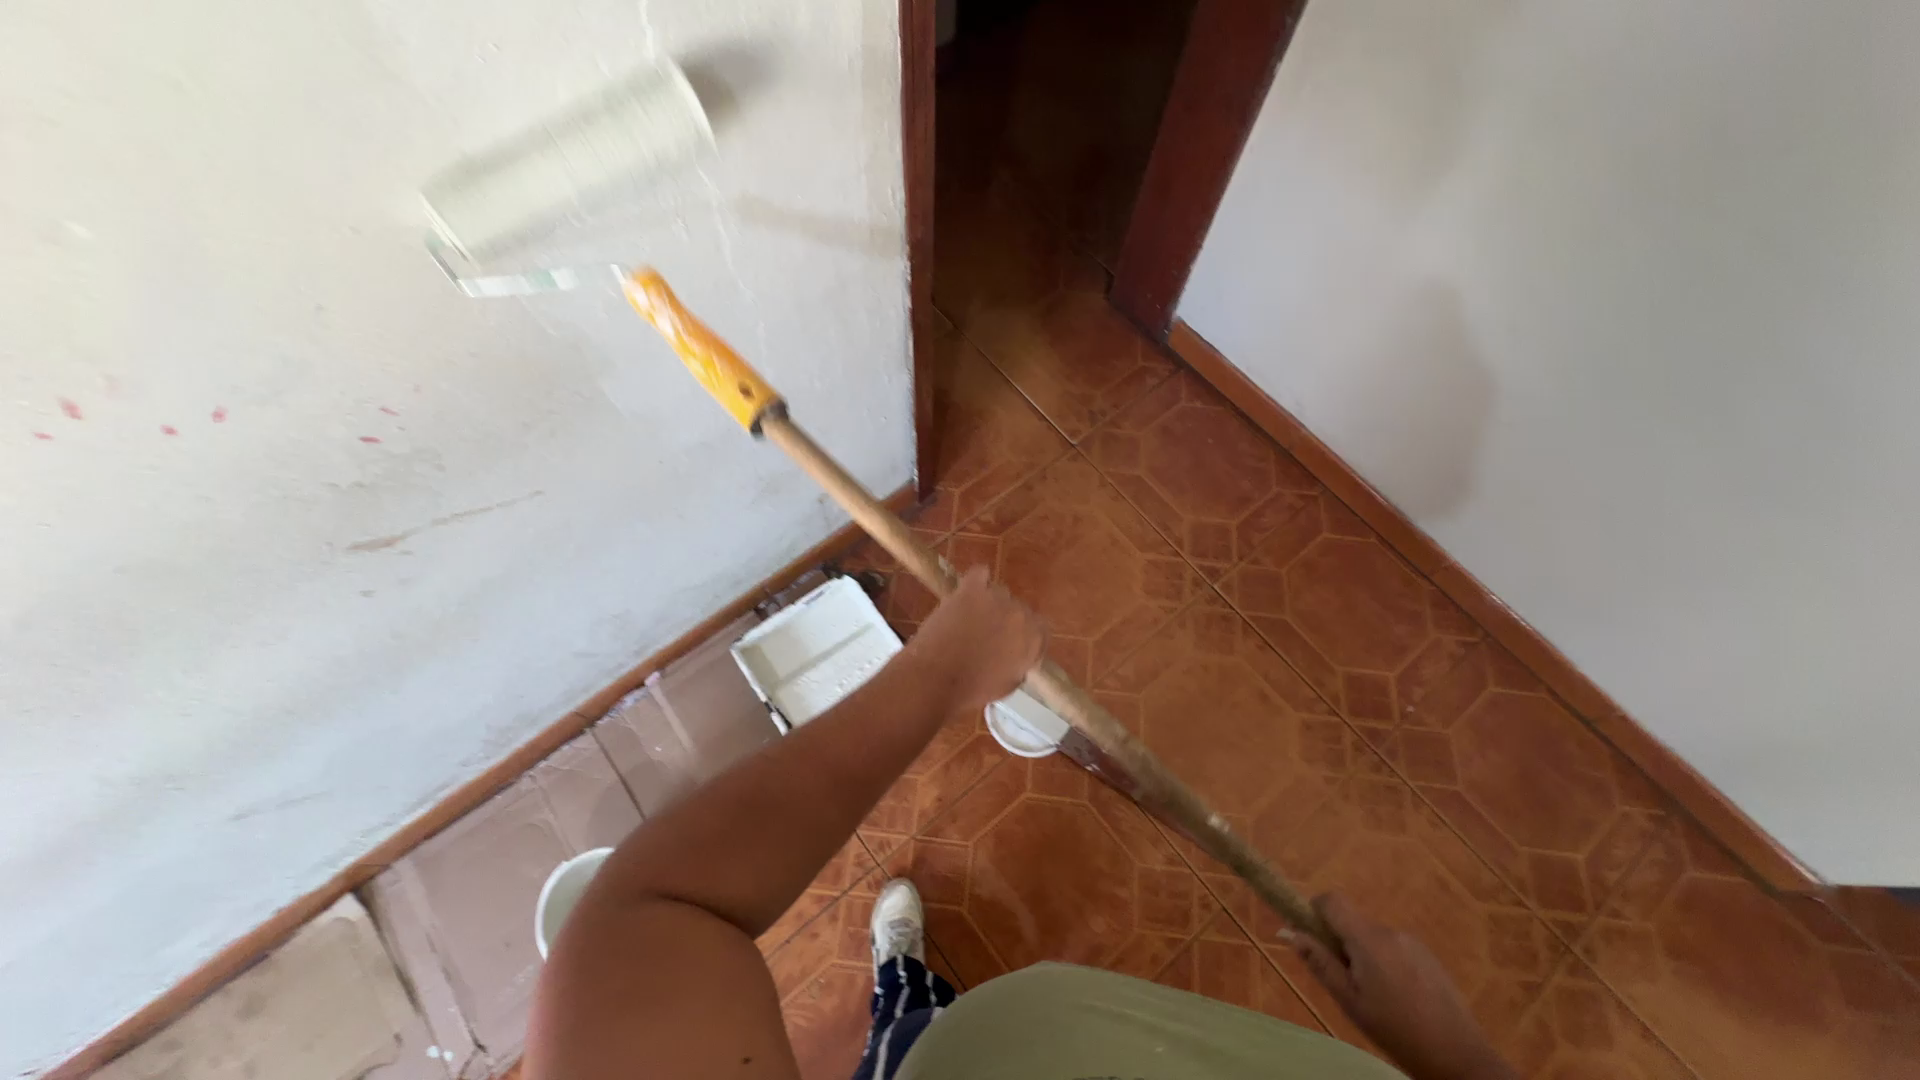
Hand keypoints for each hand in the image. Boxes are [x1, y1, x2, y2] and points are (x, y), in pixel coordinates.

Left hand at [906, 566, 1046, 712]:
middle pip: (1018, 609)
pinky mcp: (970, 589)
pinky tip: (969, 591)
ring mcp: (995, 598)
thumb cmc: (973, 689)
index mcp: (1034, 638)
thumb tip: (1017, 655)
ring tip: (970, 620)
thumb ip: (1020, 663)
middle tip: (987, 635)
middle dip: (1005, 621)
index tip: (1012, 645)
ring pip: (998, 593)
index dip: (1025, 636)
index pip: (1040, 628)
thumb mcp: (1009, 684)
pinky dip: (977, 580)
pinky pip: (980, 574)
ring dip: (988, 605)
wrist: (936, 678)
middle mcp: (1020, 613)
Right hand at [1293, 893, 1516, 1079]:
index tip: (1309, 938)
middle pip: (1352, 922)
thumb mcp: (1349, 1001)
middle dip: (1339, 943)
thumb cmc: (1396, 1031)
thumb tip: (1290, 933)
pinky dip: (1384, 963)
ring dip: (1363, 956)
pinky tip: (1396, 999)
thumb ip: (1319, 963)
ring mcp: (1413, 943)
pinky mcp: (1428, 958)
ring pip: (1372, 938)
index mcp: (1368, 939)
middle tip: (1343, 982)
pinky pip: (1393, 949)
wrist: (1460, 1059)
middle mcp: (1391, 932)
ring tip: (1373, 997)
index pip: (1331, 900)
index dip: (1314, 911)